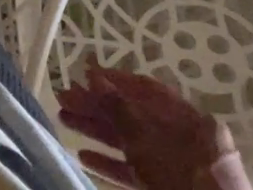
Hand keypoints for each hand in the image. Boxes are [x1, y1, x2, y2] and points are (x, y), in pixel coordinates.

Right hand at [57, 62, 250, 189]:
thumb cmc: (181, 174)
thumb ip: (117, 106)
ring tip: (63, 120)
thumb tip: (93, 75)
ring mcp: (178, 166)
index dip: (114, 79)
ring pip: (131, 142)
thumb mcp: (145, 138)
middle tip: (63, 98)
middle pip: (134, 116)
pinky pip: (137, 170)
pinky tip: (85, 157)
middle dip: (96, 107)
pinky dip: (112, 162)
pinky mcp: (169, 188)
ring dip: (97, 131)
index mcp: (189, 120)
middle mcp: (186, 139)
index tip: (82, 73)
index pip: (147, 90)